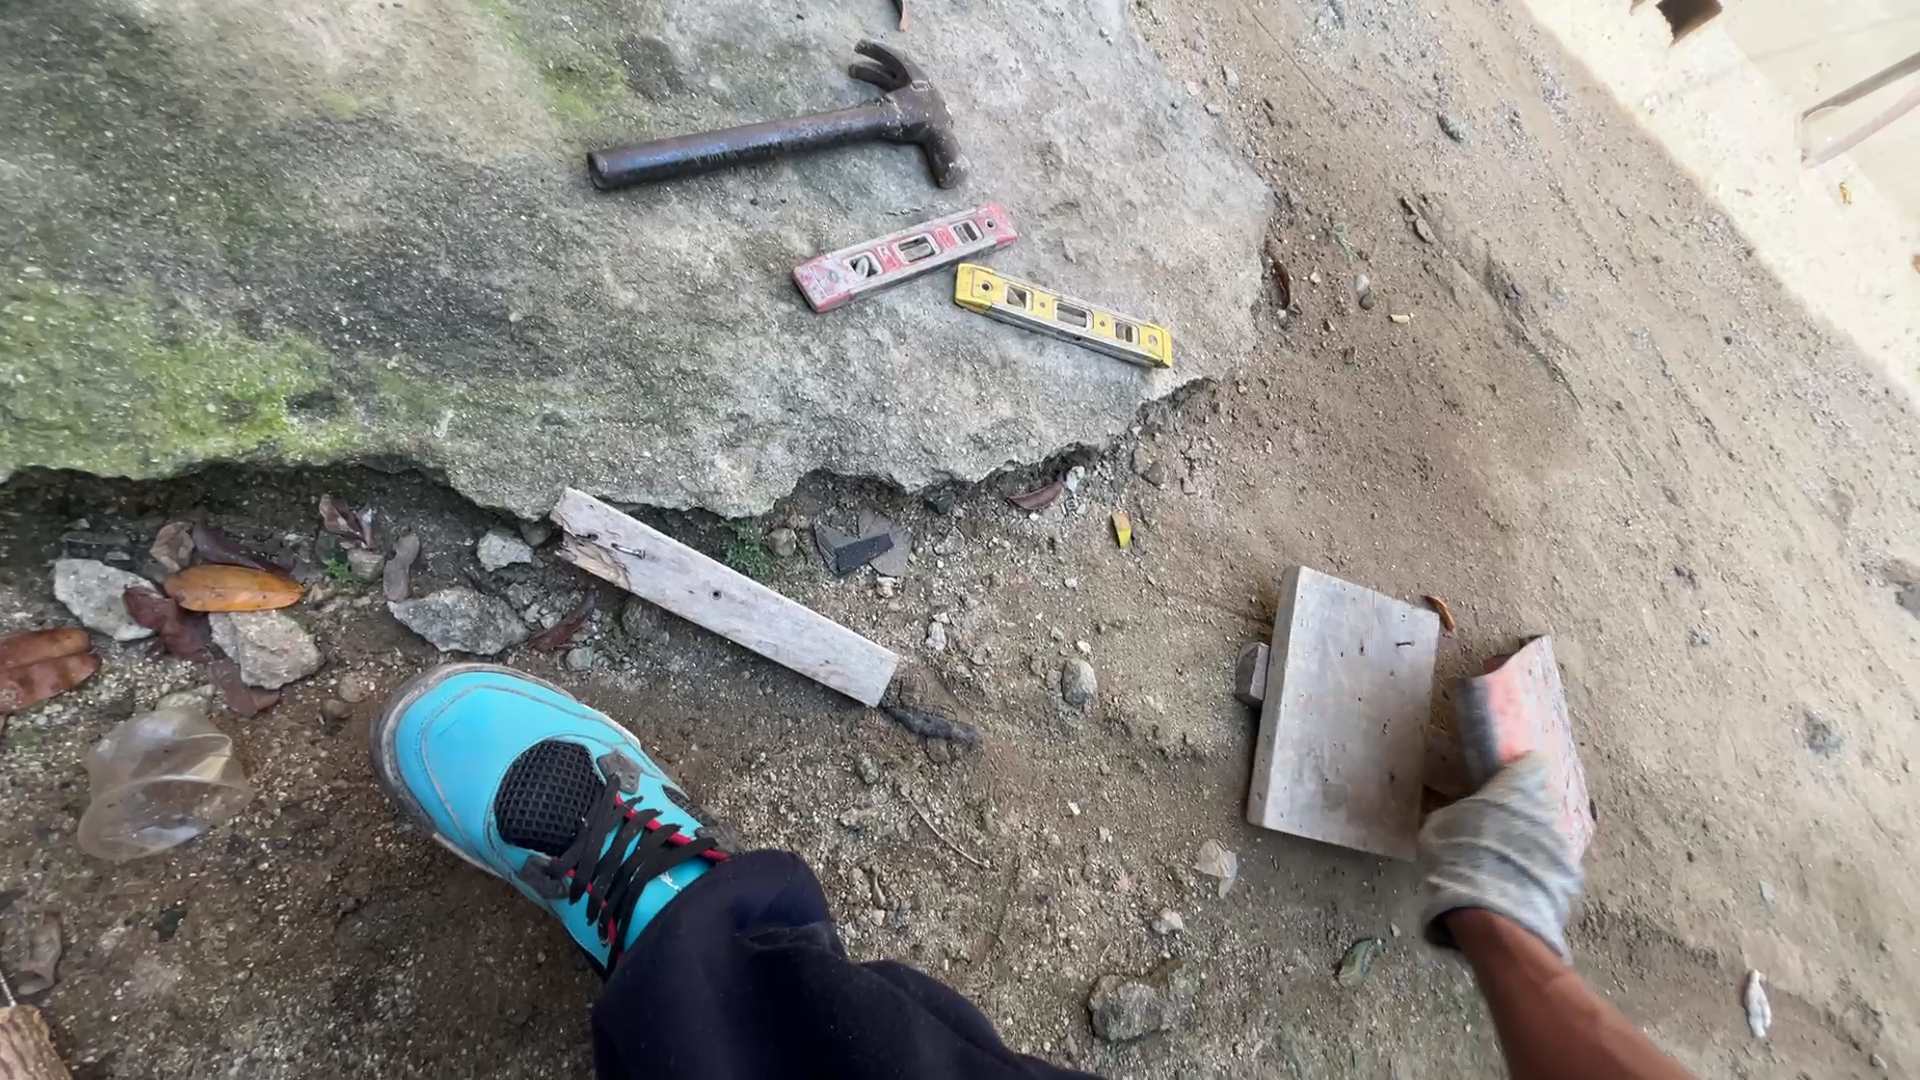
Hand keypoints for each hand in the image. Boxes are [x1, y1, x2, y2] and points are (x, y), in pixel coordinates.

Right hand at [1418, 752, 1583, 959]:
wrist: (1493, 916)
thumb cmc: (1458, 855)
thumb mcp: (1440, 823)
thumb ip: (1463, 810)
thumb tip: (1471, 810)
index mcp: (1513, 791)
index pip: (1530, 766)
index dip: (1523, 765)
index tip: (1515, 767)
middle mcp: (1545, 814)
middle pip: (1540, 800)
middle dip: (1526, 802)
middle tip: (1502, 810)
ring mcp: (1562, 848)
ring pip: (1547, 832)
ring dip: (1531, 835)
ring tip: (1508, 847)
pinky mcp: (1569, 880)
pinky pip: (1550, 861)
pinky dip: (1537, 863)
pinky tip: (1517, 874)